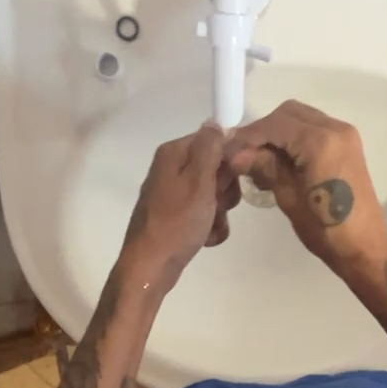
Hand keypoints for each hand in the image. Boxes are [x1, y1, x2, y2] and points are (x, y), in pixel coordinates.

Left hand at [120, 122, 241, 288]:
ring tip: (209, 226)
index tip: (235, 178)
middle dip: (225, 191)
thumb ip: (210, 148)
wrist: (151, 266)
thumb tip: (217, 121)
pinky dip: (210, 227)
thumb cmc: (177, 223)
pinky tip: (205, 238)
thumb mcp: (198, 180)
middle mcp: (172, 169)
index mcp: (174, 154)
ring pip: (213, 195)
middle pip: (216, 169)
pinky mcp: (177, 218)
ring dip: (219, 213)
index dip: (229, 160)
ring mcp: (174, 195)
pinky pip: (204, 215)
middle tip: (217, 205)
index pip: (214, 141)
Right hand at [224, 101, 386, 277]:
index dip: (248, 136)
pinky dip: (295, 140)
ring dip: (279, 134)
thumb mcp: (289, 198)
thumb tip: (236, 154)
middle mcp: (335, 128)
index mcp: (320, 142)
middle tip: (244, 156)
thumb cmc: (325, 229)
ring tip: (260, 162)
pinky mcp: (348, 146)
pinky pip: (314, 131)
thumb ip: (264, 167)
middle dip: (264, 131)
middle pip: (289, 114)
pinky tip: (281, 163)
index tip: (228, 151)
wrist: (364, 247)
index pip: (275, 124)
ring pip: (302, 119)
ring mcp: (344, 136)